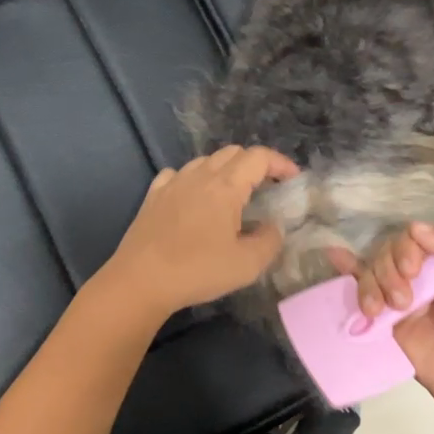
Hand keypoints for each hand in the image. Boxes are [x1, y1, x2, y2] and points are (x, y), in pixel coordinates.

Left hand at [95, 146, 300, 318]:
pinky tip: (194, 198)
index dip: (280, 163)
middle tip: (266, 188)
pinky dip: (194, 179)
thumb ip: (269, 241)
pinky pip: (177, 174)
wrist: (140, 281)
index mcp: (225, 187)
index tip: (292, 179)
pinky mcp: (152, 196)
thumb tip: (273, 227)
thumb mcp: (247, 265)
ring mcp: (172, 183)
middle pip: (232, 153)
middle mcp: (199, 176)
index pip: (258, 157)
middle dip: (255, 164)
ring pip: (204, 161)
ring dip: (224, 170)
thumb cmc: (197, 271)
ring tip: (232, 195)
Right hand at [328, 223, 433, 418]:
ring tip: (384, 312)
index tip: (414, 270)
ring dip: (372, 286)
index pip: (413, 235)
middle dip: (389, 272)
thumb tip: (414, 228)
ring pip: (371, 270)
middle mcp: (421, 270)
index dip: (407, 248)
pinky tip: (333, 257)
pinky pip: (358, 287)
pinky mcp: (382, 315)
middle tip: (404, 300)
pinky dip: (345, 269)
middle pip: (387, 250)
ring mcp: (399, 293)